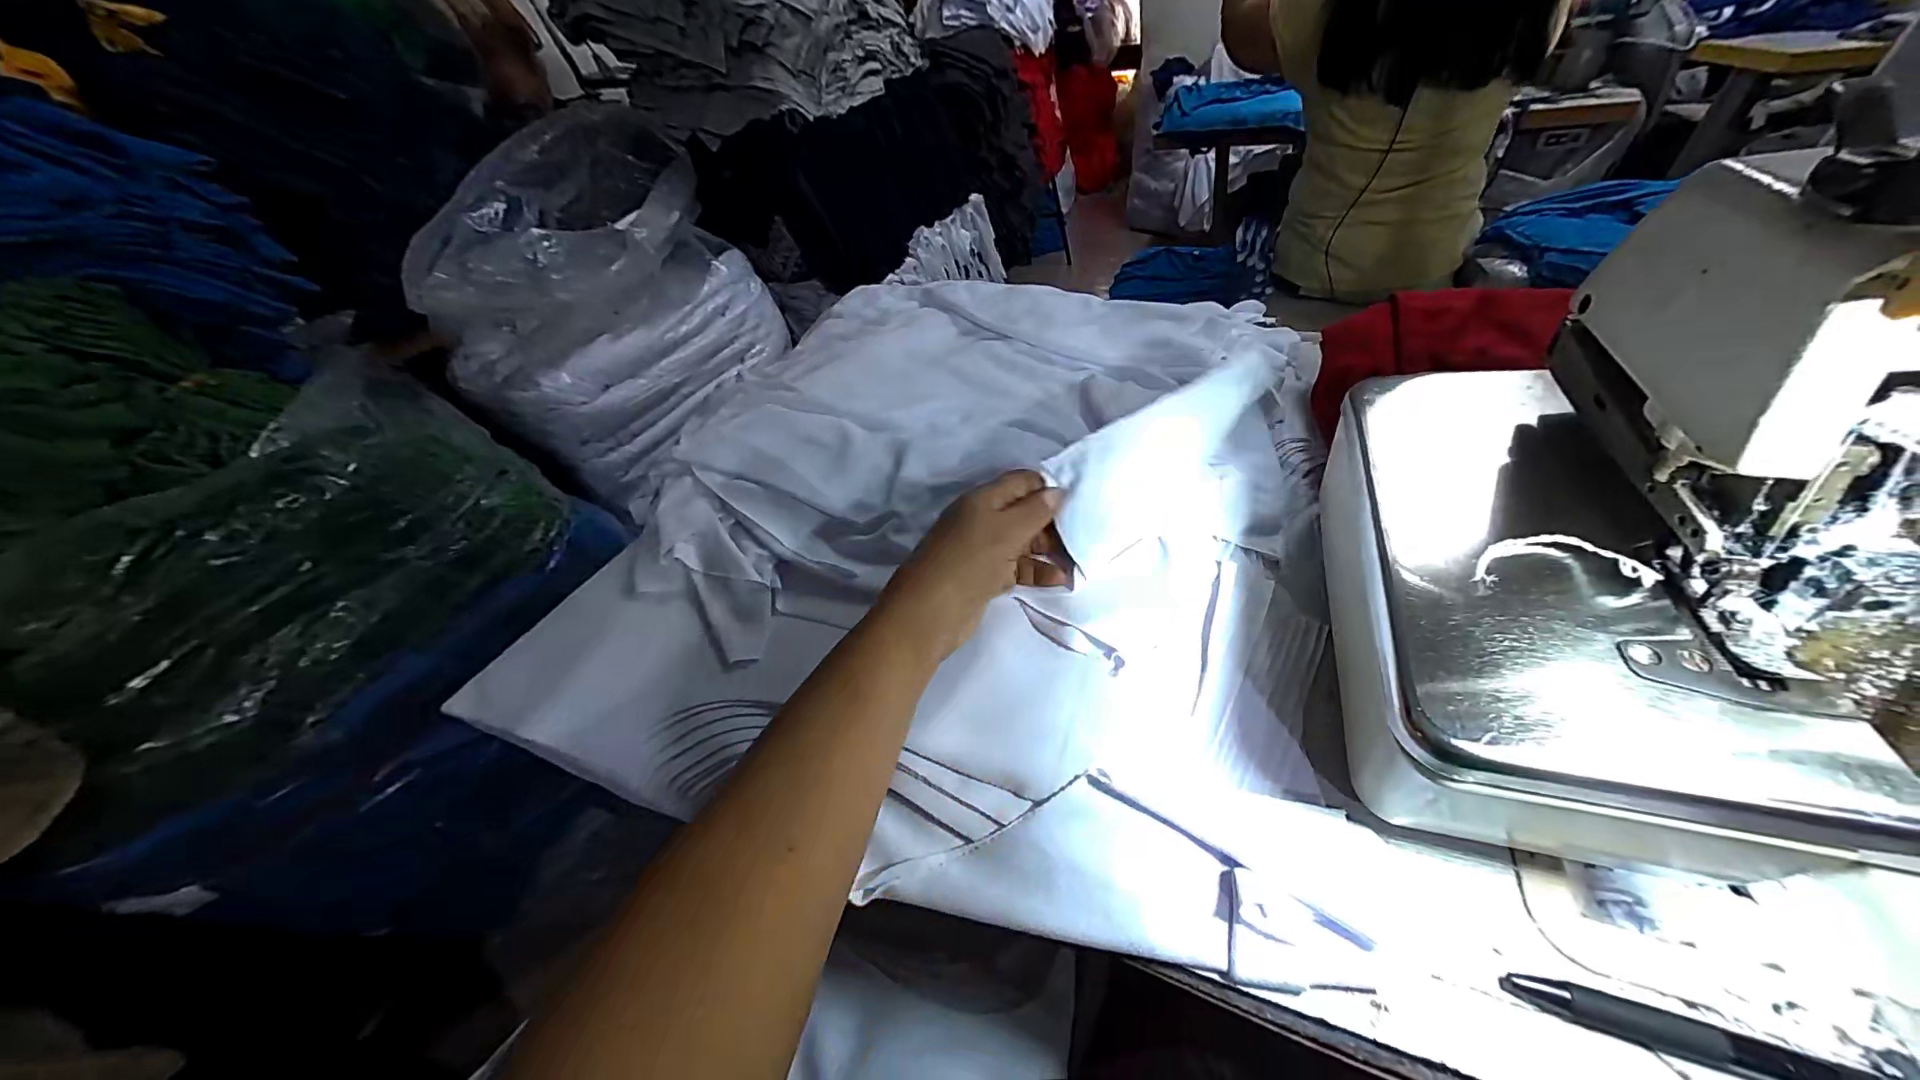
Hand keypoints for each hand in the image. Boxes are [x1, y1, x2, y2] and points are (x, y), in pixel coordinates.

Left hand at [877, 470, 1069, 660]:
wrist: (931, 612)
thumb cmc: (970, 561)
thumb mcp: (1006, 530)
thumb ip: (1035, 510)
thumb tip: (1058, 491)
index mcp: (983, 500)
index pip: (1022, 482)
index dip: (1048, 487)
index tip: (1078, 501)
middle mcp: (983, 520)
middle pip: (1025, 512)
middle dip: (1053, 522)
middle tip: (1083, 536)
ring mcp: (984, 549)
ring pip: (1024, 542)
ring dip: (1049, 550)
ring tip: (1078, 562)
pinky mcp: (987, 576)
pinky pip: (1018, 567)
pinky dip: (1038, 571)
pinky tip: (1060, 580)